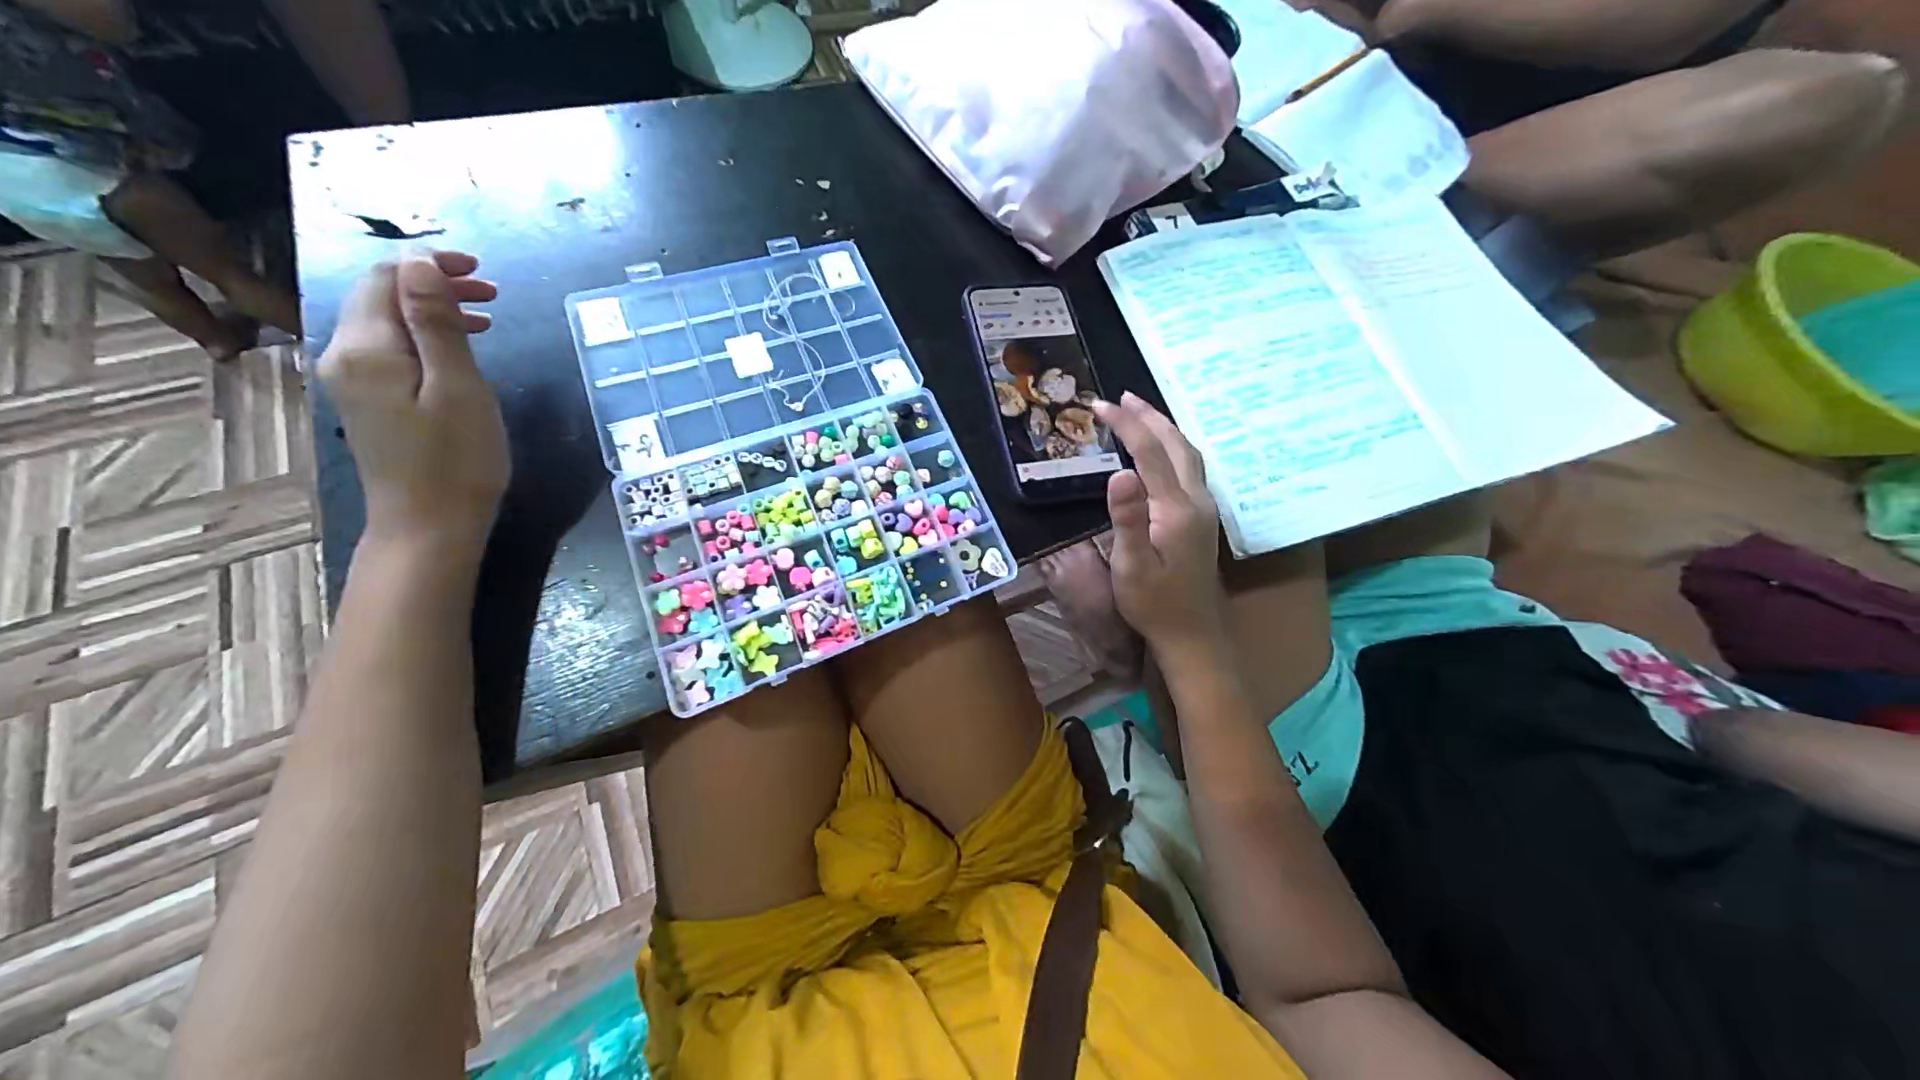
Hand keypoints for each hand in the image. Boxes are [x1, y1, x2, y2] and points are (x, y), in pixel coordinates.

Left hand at [316, 252, 505, 560]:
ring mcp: (353, 383)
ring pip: (388, 325)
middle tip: (493, 293)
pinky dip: (426, 341)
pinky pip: (392, 352)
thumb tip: (420, 263)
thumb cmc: (456, 460)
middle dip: (434, 286)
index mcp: (366, 348)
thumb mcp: (458, 387)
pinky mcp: (369, 404)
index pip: (387, 279)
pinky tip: (458, 353)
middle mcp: (346, 357)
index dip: (430, 264)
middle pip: (382, 299)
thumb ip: (436, 323)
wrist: (428, 527)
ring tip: (485, 318)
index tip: (480, 269)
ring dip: (433, 313)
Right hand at [1095, 392, 1227, 653]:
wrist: (1192, 634)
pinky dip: (1172, 447)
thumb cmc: (1154, 604)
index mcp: (1176, 510)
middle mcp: (1196, 502)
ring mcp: (1205, 510)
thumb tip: (1118, 472)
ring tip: (1139, 411)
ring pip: (1189, 454)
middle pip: (1177, 445)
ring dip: (1164, 428)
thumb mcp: (1131, 566)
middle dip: (1149, 416)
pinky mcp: (1203, 519)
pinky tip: (1160, 451)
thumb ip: (1127, 519)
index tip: (1100, 406)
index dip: (1126, 424)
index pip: (1150, 453)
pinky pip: (1190, 468)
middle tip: (1120, 397)